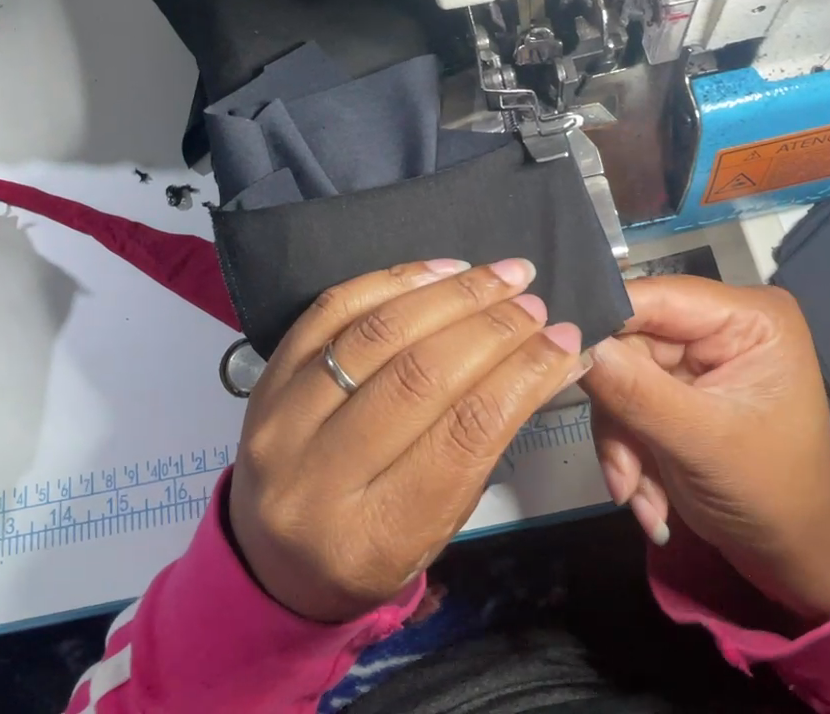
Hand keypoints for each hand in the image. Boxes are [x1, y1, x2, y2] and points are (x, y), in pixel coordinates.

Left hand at [229, 258, 585, 622]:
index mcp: (375, 535)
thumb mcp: (439, 525)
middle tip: (534, 304)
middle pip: (420, 377)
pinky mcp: (266, 378)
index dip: (522, 375)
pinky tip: (443, 270)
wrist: (271, 561)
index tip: (562, 340)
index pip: (464, 435)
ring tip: (502, 277)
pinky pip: (332, 309)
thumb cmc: (371, 553)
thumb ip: (487, 443)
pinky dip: (394, 280)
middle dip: (491, 329)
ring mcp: (282, 421)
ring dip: (451, 295)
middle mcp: (319, 476)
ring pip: (377, 335)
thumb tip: (551, 357)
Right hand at [581, 277, 829, 625]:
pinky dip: (628, 450)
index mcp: (748, 317)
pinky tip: (646, 497)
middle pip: (630, 342)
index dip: (603, 321)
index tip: (558, 357)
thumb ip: (636, 390)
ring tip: (638, 496)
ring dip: (622, 442)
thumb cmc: (769, 495)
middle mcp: (720, 325)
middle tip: (623, 472)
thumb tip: (574, 344)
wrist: (788, 556)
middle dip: (620, 412)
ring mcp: (696, 359)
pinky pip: (625, 402)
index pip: (656, 297)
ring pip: (619, 376)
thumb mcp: (703, 443)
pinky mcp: (675, 389)